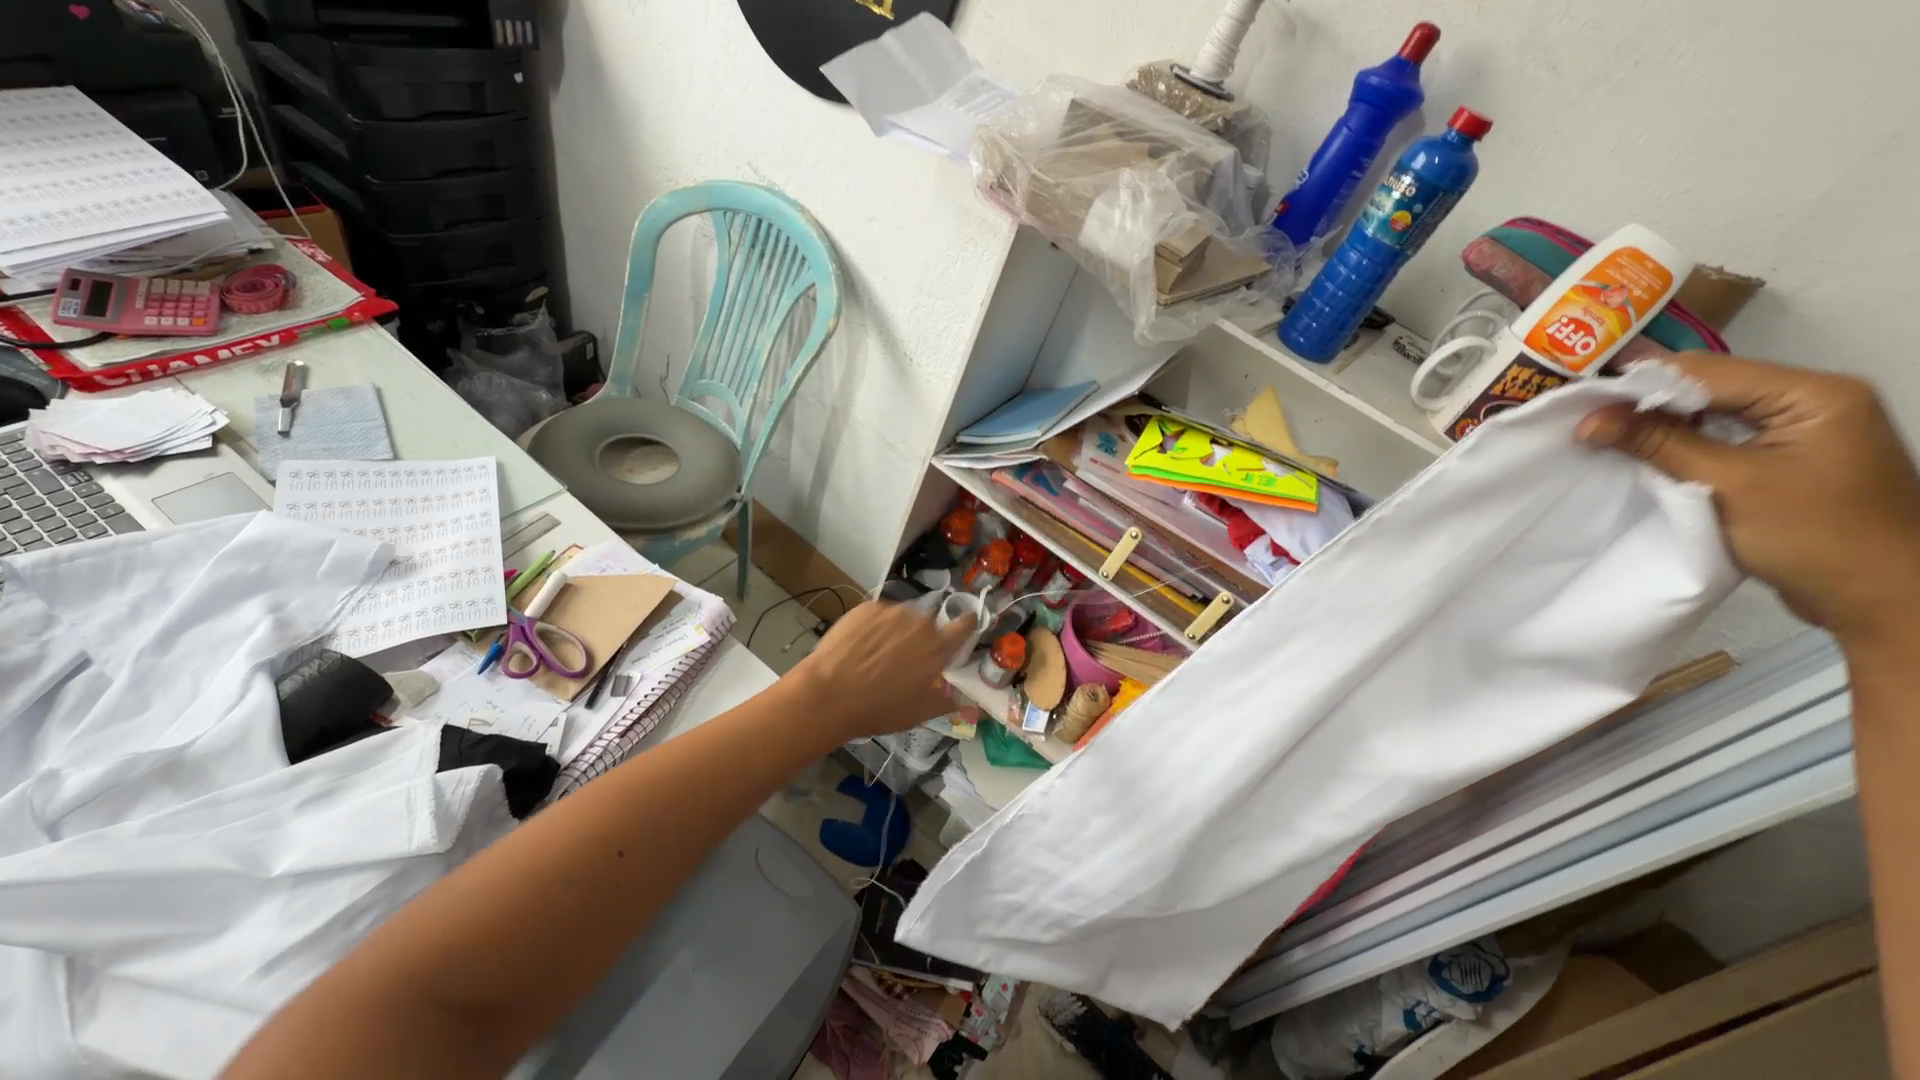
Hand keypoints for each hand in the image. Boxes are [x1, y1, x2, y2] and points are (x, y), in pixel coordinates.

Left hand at [788, 600, 978, 740]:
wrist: (829, 694)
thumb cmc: (878, 709)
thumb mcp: (918, 713)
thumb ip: (947, 702)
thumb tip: (969, 701)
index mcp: (938, 648)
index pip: (965, 625)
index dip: (966, 625)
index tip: (963, 628)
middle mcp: (920, 622)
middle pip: (928, 623)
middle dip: (921, 637)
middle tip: (904, 659)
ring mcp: (892, 611)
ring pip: (902, 617)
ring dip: (897, 630)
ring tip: (877, 654)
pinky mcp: (866, 607)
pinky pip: (879, 614)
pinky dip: (874, 626)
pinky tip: (860, 646)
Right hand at [1576, 353, 1919, 645]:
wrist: (1883, 599)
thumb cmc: (1815, 536)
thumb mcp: (1729, 485)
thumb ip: (1660, 445)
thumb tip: (1589, 421)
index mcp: (1813, 393)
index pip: (1709, 371)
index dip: (1642, 386)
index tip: (1581, 405)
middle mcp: (1813, 399)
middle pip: (1712, 386)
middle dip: (1649, 402)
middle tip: (1586, 419)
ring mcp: (1804, 429)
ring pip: (1715, 412)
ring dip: (1662, 424)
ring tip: (1606, 435)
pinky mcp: (1791, 458)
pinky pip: (1726, 437)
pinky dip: (1684, 443)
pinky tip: (1648, 454)